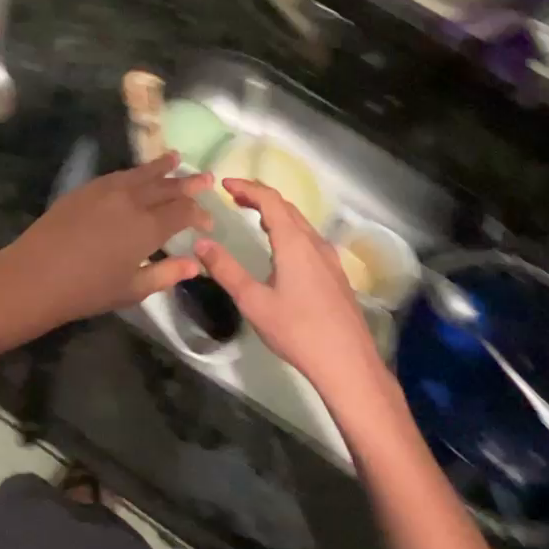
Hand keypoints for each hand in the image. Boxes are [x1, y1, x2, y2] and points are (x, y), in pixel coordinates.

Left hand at [0, 152, 212, 337]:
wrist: (35, 275)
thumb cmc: (87, 290)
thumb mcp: (132, 290)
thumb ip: (166, 273)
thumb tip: (196, 263)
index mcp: (147, 227)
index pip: (182, 212)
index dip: (199, 214)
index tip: (208, 222)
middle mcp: (131, 201)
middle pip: (166, 186)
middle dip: (188, 183)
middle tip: (206, 178)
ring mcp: (106, 190)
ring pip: (141, 173)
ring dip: (161, 167)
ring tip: (176, 157)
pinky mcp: (85, 189)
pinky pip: (118, 175)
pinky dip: (135, 172)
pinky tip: (138, 174)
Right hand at [194, 179, 388, 402]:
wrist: (348, 364)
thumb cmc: (297, 330)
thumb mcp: (253, 301)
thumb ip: (226, 270)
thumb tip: (200, 242)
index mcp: (294, 243)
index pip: (270, 200)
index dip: (246, 187)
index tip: (224, 184)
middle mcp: (314, 243)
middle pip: (286, 208)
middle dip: (259, 197)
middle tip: (233, 198)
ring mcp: (329, 260)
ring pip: (300, 224)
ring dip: (275, 214)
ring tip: (252, 218)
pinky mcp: (336, 276)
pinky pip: (309, 240)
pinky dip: (288, 230)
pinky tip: (281, 250)